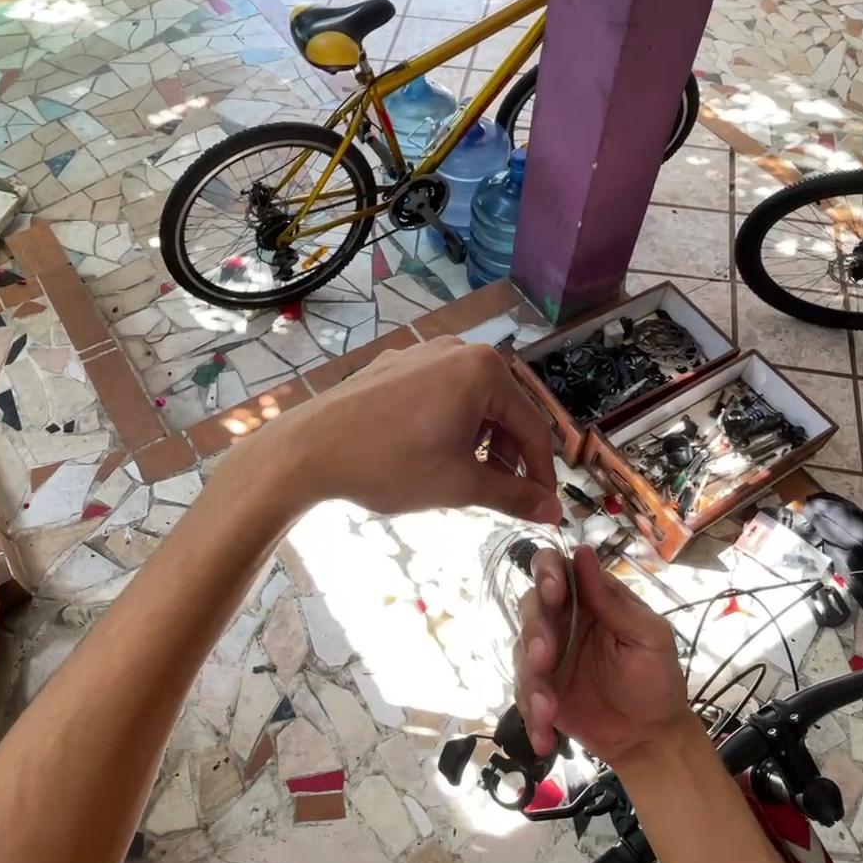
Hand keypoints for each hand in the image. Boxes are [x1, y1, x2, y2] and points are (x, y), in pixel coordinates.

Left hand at [258, 338, 562, 522]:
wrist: (309, 449)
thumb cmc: (391, 465)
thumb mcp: (460, 486)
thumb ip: (514, 496)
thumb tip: (554, 513)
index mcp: (485, 371)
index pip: (533, 426)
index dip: (542, 473)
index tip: (544, 506)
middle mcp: (459, 349)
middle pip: (503, 410)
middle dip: (506, 456)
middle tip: (502, 496)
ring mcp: (423, 352)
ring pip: (471, 402)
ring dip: (478, 442)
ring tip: (464, 479)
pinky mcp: (395, 365)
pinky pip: (439, 394)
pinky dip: (448, 425)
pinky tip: (429, 455)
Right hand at [514, 545, 694, 770]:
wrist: (652, 738)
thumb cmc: (657, 679)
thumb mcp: (649, 636)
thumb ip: (614, 601)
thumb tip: (584, 553)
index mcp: (589, 600)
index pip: (556, 569)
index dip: (546, 572)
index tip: (553, 591)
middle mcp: (562, 621)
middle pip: (530, 607)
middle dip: (534, 631)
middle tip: (544, 657)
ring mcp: (546, 657)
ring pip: (520, 653)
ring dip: (531, 681)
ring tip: (548, 709)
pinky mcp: (539, 691)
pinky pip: (522, 696)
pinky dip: (531, 718)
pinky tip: (545, 738)